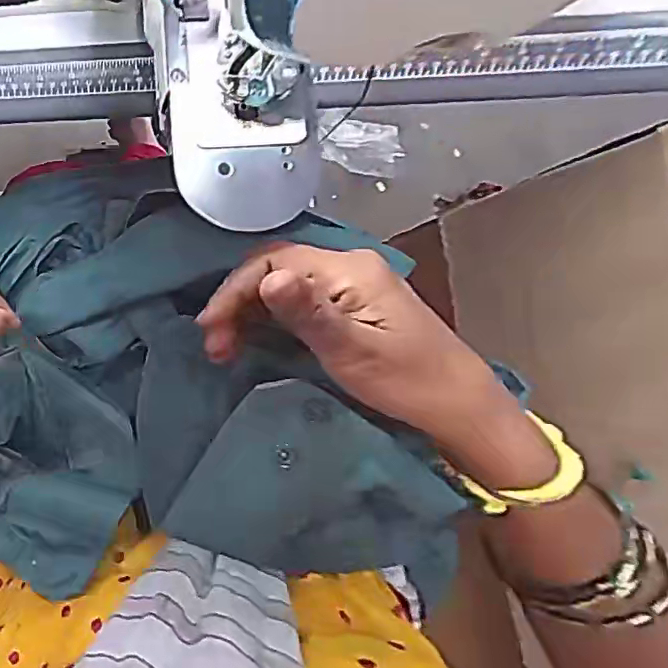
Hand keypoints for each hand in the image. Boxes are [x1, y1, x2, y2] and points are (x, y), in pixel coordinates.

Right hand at [196, 243, 556, 488]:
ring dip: (246, 314)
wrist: (458, 407)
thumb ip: (307, 312)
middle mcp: (347, 267)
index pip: (273, 261)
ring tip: (224, 348)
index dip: (234, 290)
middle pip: (273, 270)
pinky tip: (250, 342)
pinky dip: (265, 321)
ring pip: (279, 287)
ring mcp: (347, 286)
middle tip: (214, 344)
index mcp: (349, 269)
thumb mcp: (352, 350)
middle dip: (235, 304)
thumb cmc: (408, 382)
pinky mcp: (346, 307)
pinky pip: (293, 303)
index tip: (210, 326)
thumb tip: (268, 277)